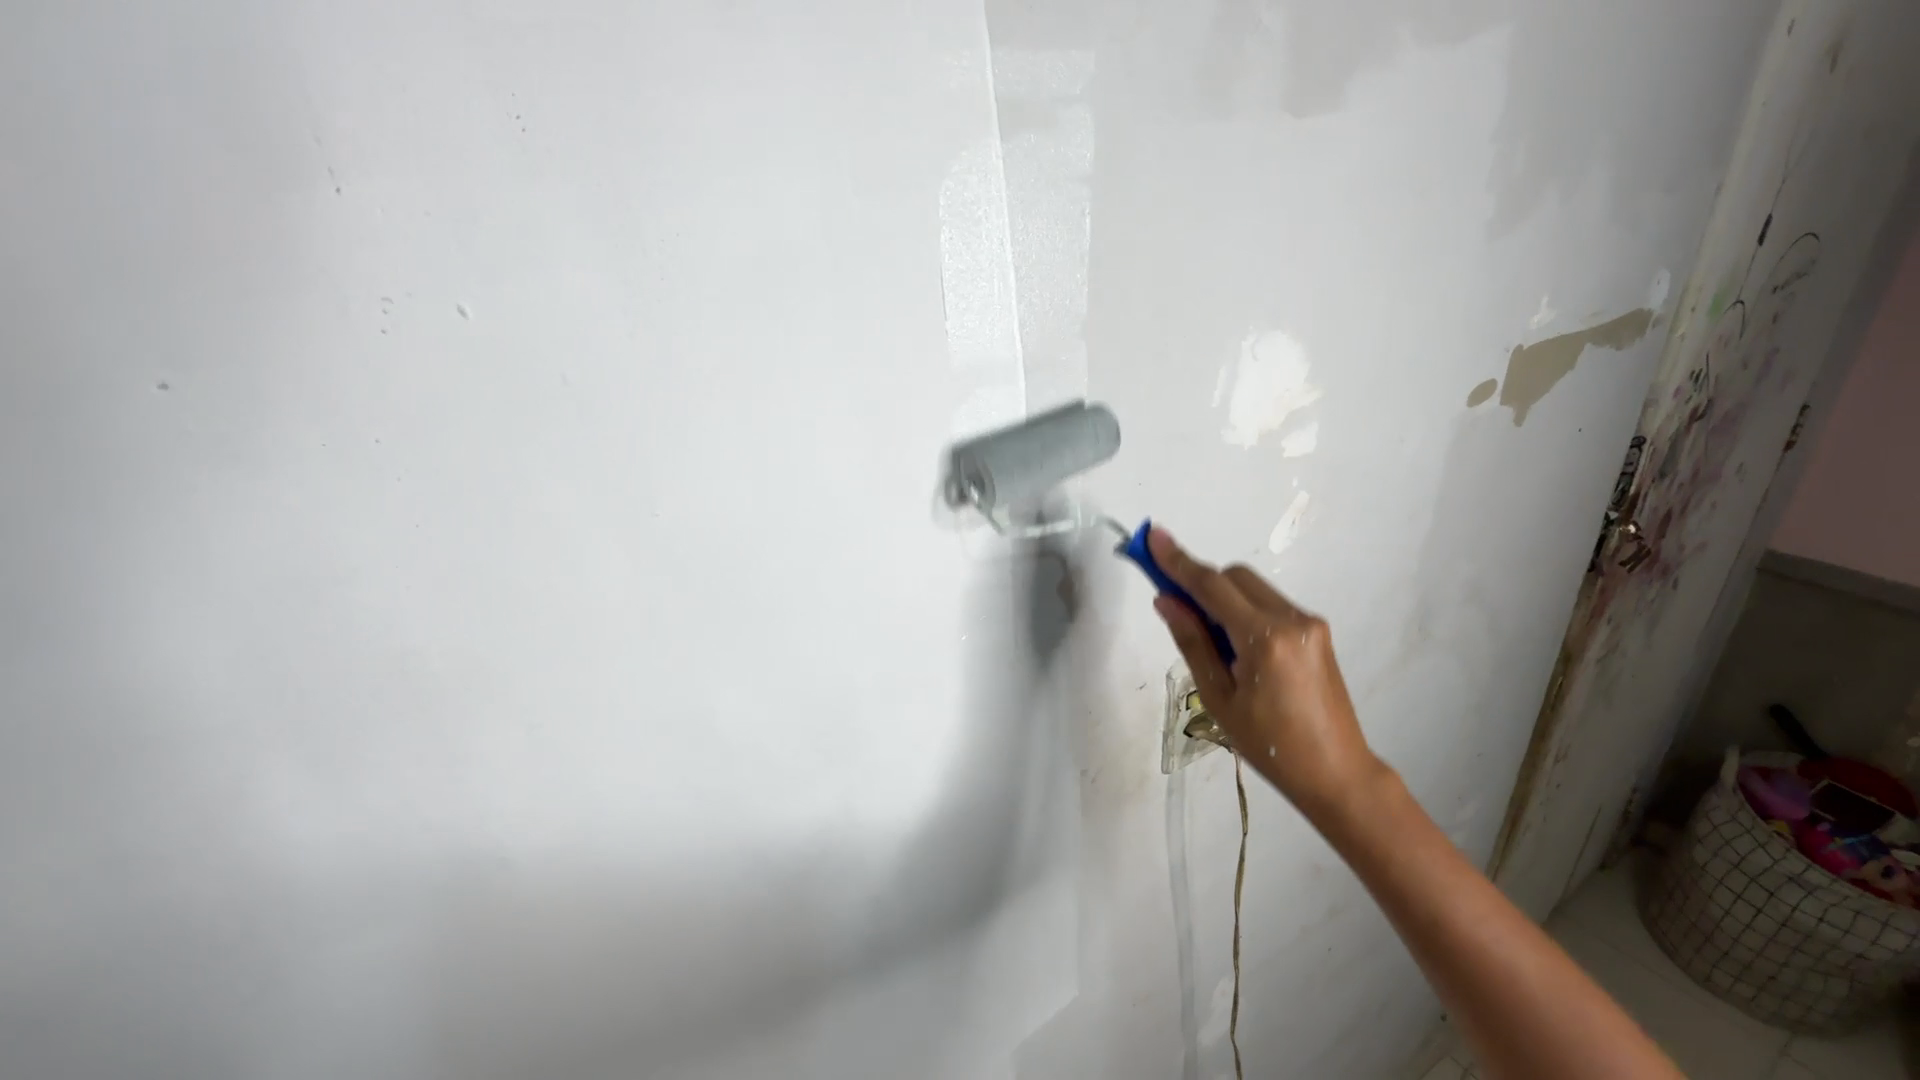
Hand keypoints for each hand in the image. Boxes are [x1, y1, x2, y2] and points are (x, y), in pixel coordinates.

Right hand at [1147, 527, 1384, 819]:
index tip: (1153, 536)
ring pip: (1253, 588)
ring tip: (1212, 644)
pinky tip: (1238, 649)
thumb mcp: (1218, 698)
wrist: (1336, 770)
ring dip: (1223, 598)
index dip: (1178, 561)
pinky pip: (1269, 605)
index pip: (1212, 586)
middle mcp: (1292, 619)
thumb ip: (1192, 642)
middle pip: (1235, 577)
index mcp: (1264, 639)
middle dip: (1202, 582)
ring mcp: (1309, 623)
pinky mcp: (1317, 631)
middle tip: (1175, 607)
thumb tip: (1166, 600)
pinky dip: (1244, 611)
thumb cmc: (1269, 745)